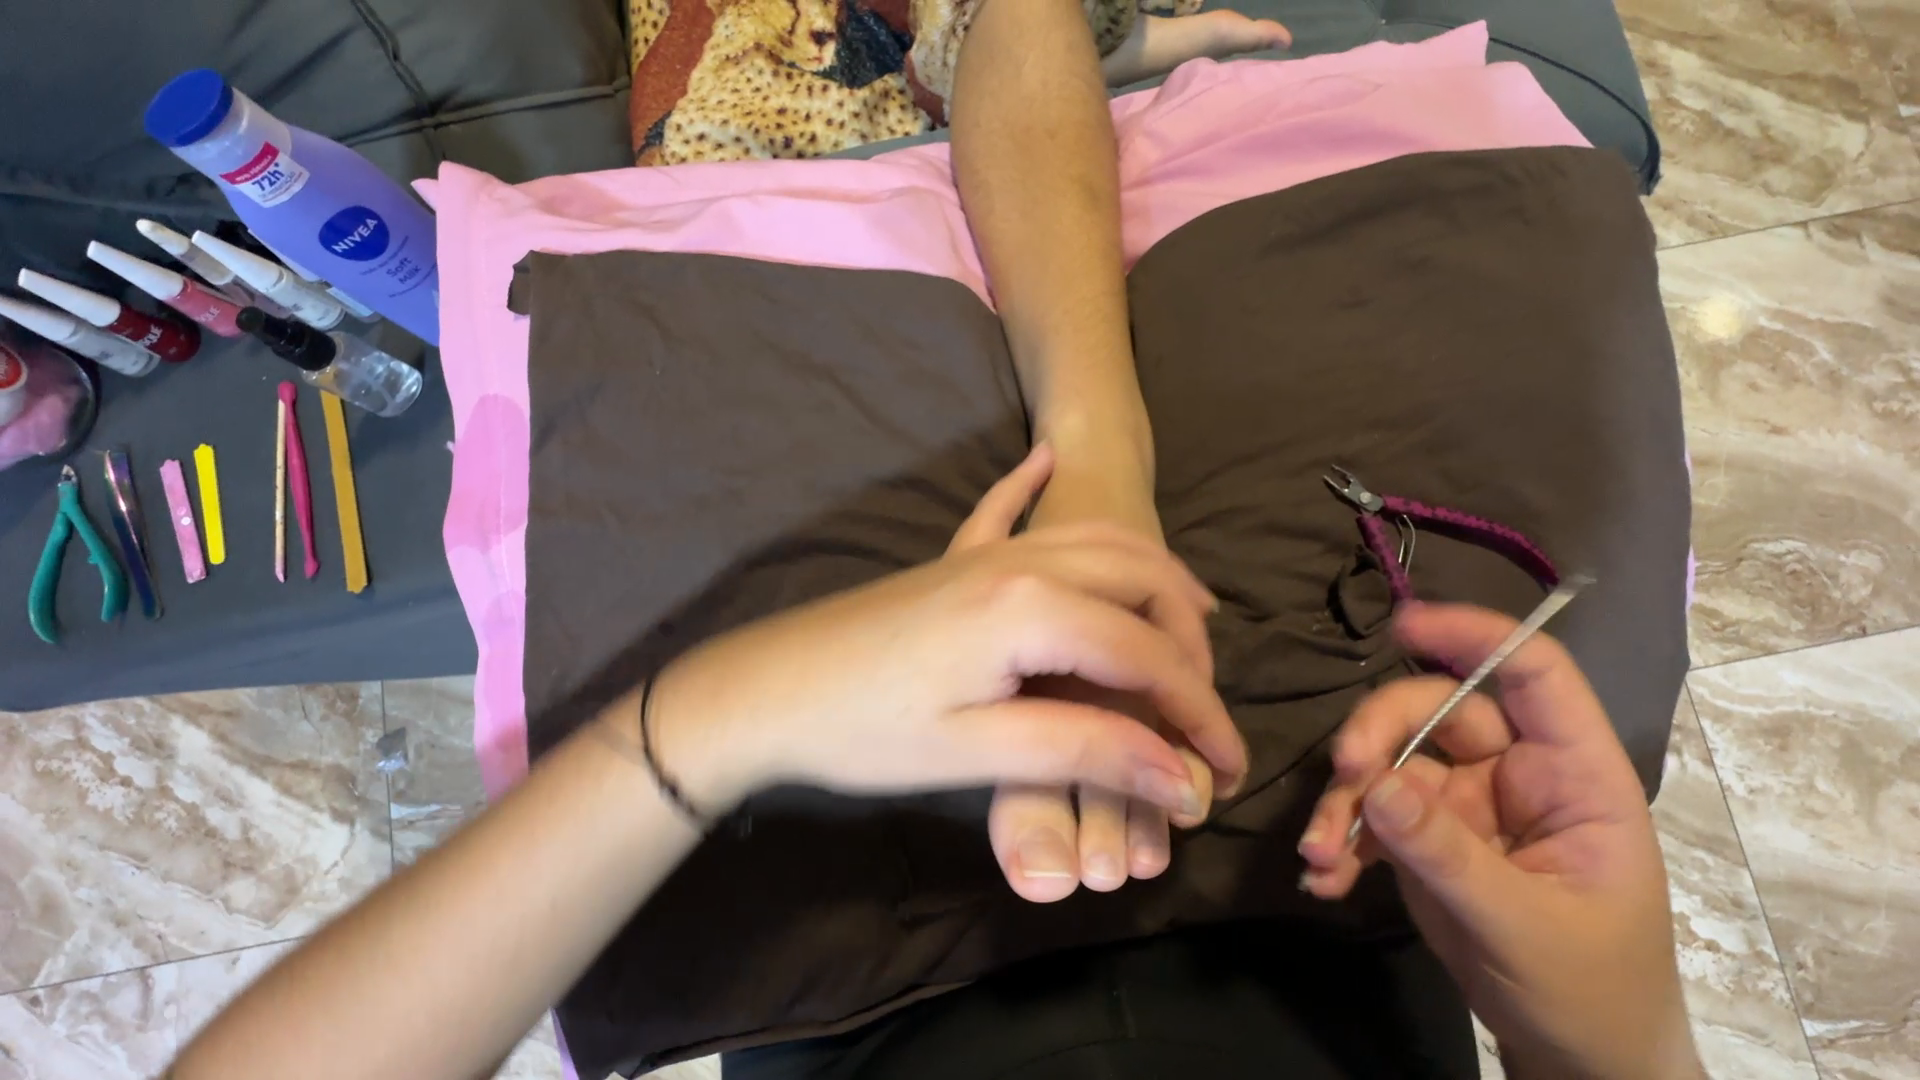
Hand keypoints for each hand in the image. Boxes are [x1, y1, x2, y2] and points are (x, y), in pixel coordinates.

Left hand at [636, 444, 1246, 820]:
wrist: (763, 690)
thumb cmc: (864, 730)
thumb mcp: (977, 751)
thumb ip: (1084, 750)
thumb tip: (1179, 773)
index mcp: (1032, 609)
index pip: (1149, 655)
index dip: (1199, 715)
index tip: (1225, 771)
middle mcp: (1022, 561)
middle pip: (1142, 581)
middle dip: (1190, 643)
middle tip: (1204, 708)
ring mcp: (985, 552)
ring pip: (1096, 540)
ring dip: (1150, 575)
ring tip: (1185, 622)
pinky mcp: (953, 560)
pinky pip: (1006, 509)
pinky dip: (1037, 487)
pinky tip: (1047, 462)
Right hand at [1296, 604, 1702, 1079]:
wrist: (1575, 1056)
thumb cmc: (1589, 989)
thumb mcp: (1523, 925)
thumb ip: (1447, 853)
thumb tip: (1374, 785)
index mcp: (1571, 775)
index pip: (1534, 675)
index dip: (1477, 636)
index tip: (1405, 626)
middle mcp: (1511, 772)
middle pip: (1434, 711)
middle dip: (1378, 734)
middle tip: (1345, 774)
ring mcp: (1461, 802)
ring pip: (1388, 760)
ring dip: (1345, 800)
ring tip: (1319, 850)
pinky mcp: (1422, 835)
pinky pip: (1369, 813)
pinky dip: (1342, 838)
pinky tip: (1326, 875)